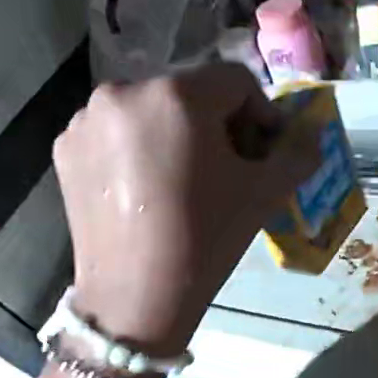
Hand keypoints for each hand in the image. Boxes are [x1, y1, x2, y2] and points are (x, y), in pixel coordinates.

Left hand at [53, 65, 317, 351]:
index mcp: (177, 95)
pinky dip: (139, 151)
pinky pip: (118, 133)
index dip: (261, 115)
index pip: (236, 82)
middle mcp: (124, 91)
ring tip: (186, 183)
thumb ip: (298, 155)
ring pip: (152, 112)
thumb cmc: (208, 237)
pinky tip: (150, 192)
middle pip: (191, 94)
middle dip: (218, 126)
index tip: (265, 154)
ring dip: (177, 136)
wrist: (138, 295)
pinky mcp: (66, 148)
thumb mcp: (266, 194)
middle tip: (230, 171)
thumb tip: (311, 137)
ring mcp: (88, 119)